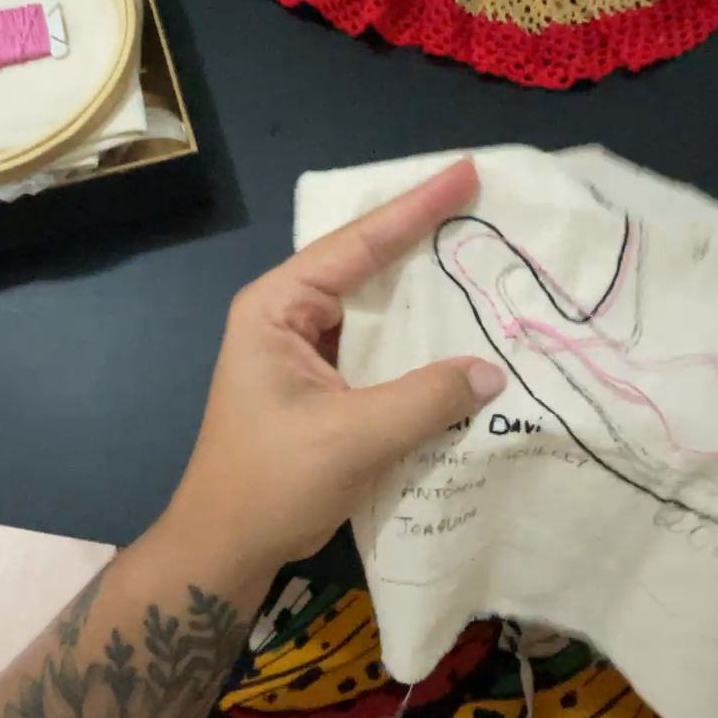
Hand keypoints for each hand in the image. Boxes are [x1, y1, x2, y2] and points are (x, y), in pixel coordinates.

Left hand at [159, 160, 507, 572]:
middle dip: (420, 235)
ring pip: (370, 304)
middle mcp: (287, 314)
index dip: (414, 207)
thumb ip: (425, 399)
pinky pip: (373, 343)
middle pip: (362, 262)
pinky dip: (411, 335)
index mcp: (278, 306)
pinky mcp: (318, 379)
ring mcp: (301, 346)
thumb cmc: (271, 484)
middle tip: (479, 206)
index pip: (356, 245)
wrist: (225, 545)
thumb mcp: (352, 437)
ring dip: (419, 289)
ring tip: (477, 259)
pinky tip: (452, 330)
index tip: (464, 173)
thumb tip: (492, 371)